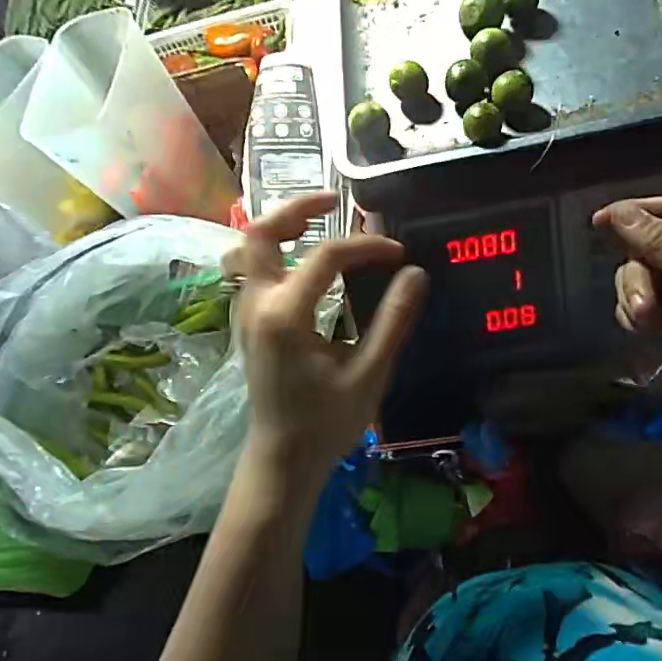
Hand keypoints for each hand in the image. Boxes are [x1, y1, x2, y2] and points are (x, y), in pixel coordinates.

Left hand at [229, 192, 426, 468]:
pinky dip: (277, 253)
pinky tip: (308, 263)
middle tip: (334, 202)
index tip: (398, 253)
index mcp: (284, 316)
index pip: (325, 257)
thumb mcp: (368, 376)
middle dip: (297, 209)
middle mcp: (255, 306)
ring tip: (320, 224)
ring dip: (282, 229)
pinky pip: (254, 271)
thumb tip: (416, 274)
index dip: (365, 246)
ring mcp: (245, 314)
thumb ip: (392, 322)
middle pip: (261, 233)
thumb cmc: (325, 424)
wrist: (282, 459)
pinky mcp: (248, 324)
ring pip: (250, 250)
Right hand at [593, 197, 661, 429]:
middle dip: (638, 278)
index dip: (633, 214)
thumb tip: (618, 210)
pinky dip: (635, 324)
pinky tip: (654, 338)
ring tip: (657, 329)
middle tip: (648, 307)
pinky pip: (631, 310)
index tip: (597, 222)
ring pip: (631, 282)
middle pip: (641, 249)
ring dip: (636, 304)